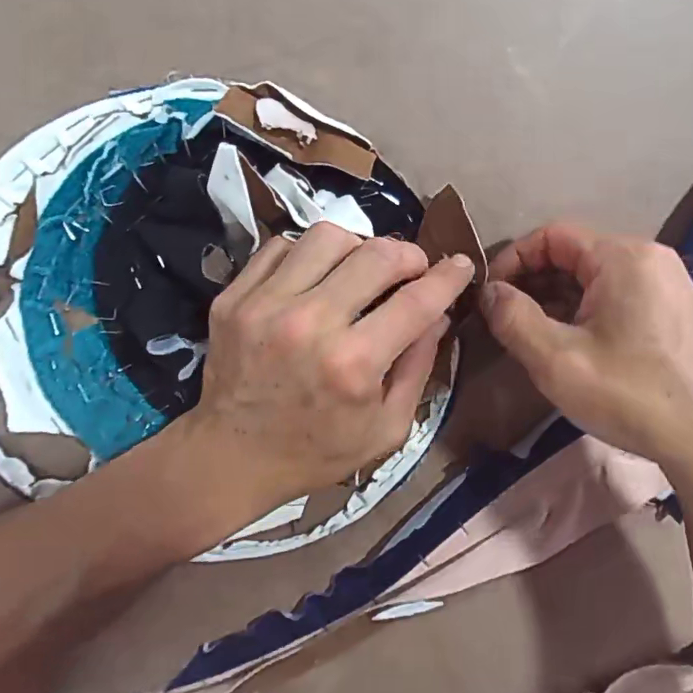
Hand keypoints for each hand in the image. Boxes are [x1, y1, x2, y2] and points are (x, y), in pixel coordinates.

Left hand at [188, 222, 475, 506]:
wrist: (231, 455)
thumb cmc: (315, 450)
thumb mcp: (386, 428)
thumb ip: (418, 367)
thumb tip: (439, 313)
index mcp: (353, 364)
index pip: (417, 300)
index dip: (448, 277)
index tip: (460, 265)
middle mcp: (309, 324)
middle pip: (376, 254)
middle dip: (409, 255)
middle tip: (412, 269)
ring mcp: (265, 305)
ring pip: (327, 236)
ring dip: (357, 246)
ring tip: (361, 269)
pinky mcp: (234, 297)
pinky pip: (281, 246)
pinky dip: (308, 253)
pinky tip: (316, 275)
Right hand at [479, 222, 692, 489]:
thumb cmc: (631, 397)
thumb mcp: (556, 360)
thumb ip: (512, 318)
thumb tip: (489, 292)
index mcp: (623, 257)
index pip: (551, 235)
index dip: (512, 260)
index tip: (491, 297)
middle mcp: (649, 258)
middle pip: (573, 254)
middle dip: (532, 283)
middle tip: (506, 321)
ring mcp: (667, 283)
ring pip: (593, 277)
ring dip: (556, 299)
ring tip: (533, 336)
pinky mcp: (674, 309)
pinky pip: (615, 294)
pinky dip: (584, 310)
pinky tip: (571, 345)